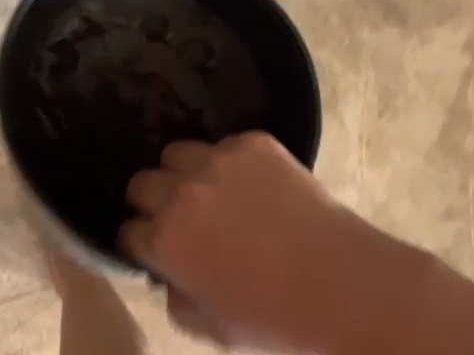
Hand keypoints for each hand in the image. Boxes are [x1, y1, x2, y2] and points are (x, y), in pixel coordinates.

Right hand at [119, 132, 373, 351]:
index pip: (128, 231)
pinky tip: (256, 188)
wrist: (345, 286)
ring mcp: (216, 160)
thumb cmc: (277, 320)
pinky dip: (231, 165)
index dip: (141, 244)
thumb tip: (170, 276)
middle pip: (142, 183)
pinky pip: (225, 146)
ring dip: (184, 174)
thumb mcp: (213, 330)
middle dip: (153, 203)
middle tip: (181, 220)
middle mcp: (181, 191)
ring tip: (212, 194)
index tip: (155, 250)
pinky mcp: (251, 143)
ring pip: (177, 153)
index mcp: (165, 239)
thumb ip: (177, 299)